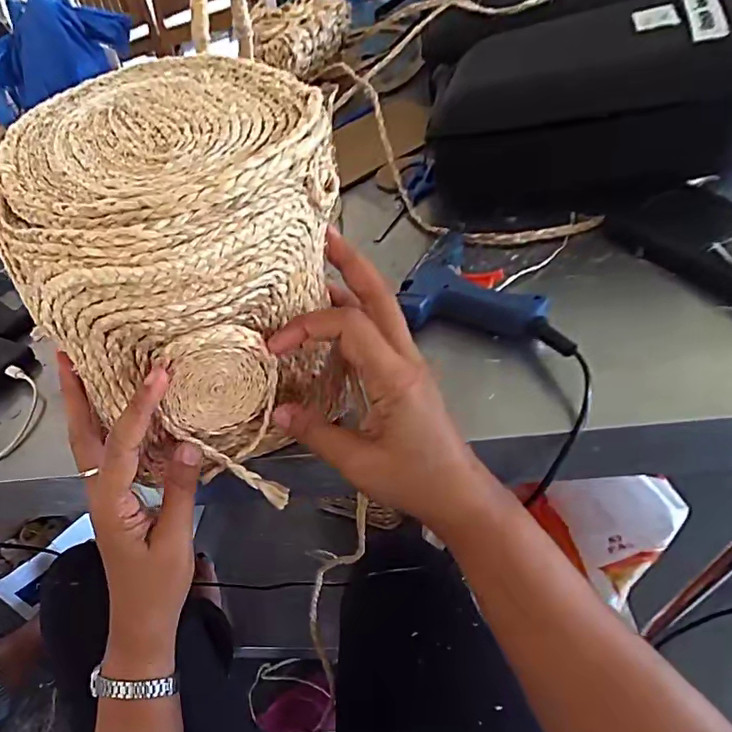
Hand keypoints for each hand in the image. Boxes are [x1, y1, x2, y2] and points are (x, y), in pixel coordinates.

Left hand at [55, 353, 201, 673]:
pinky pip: (106, 456)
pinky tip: (121, 415)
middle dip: (74, 393)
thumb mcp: (175, 542)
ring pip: (88, 443)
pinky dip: (108, 428)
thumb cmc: (156, 589)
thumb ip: (182, 491)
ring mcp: (103, 496)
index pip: (122, 443)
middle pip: (81, 434)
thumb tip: (190, 444)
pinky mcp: (114, 501)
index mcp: (110, 500)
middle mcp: (97, 492)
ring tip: (85, 370)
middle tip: (67, 353)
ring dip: (86, 405)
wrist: (139, 624)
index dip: (140, 406)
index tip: (158, 372)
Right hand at [267, 228, 507, 534]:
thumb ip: (315, 432)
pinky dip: (355, 319)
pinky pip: (380, 335)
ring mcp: (409, 365)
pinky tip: (332, 327)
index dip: (306, 326)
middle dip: (351, 263)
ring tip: (322, 269)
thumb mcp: (358, 462)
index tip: (273, 348)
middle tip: (322, 238)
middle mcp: (405, 359)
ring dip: (354, 286)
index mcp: (394, 376)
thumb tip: (277, 410)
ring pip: (382, 311)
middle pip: (379, 296)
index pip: (347, 325)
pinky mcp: (406, 377)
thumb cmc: (414, 480)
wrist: (458, 493)